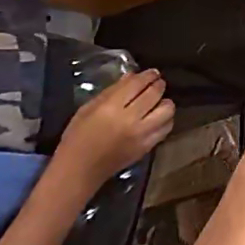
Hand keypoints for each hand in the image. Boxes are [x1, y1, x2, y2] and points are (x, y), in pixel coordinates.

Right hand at [56, 68, 175, 185]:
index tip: (152, 73)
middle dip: (159, 85)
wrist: (79, 171)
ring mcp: (141, 135)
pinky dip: (165, 120)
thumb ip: (111, 92)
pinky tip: (158, 118)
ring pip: (167, 111)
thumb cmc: (77, 138)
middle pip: (155, 94)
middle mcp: (130, 120)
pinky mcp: (147, 147)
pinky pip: (166, 129)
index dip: (148, 75)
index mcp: (111, 108)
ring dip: (165, 102)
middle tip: (157, 83)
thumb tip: (132, 76)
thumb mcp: (87, 109)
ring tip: (158, 102)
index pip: (137, 84)